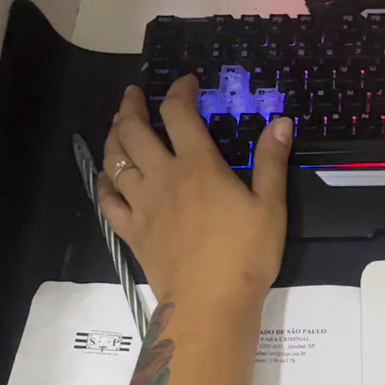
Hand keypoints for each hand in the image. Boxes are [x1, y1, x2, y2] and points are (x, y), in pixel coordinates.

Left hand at [97, 79, 293, 318]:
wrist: (211, 302)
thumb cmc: (247, 255)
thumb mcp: (271, 207)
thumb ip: (271, 162)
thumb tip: (280, 121)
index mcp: (198, 166)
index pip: (181, 114)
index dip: (180, 91)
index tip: (187, 82)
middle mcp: (163, 176)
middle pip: (134, 130)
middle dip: (132, 106)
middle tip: (135, 96)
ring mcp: (142, 204)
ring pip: (115, 159)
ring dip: (114, 136)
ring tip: (118, 126)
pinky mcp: (132, 232)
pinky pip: (108, 201)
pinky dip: (104, 183)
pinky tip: (106, 178)